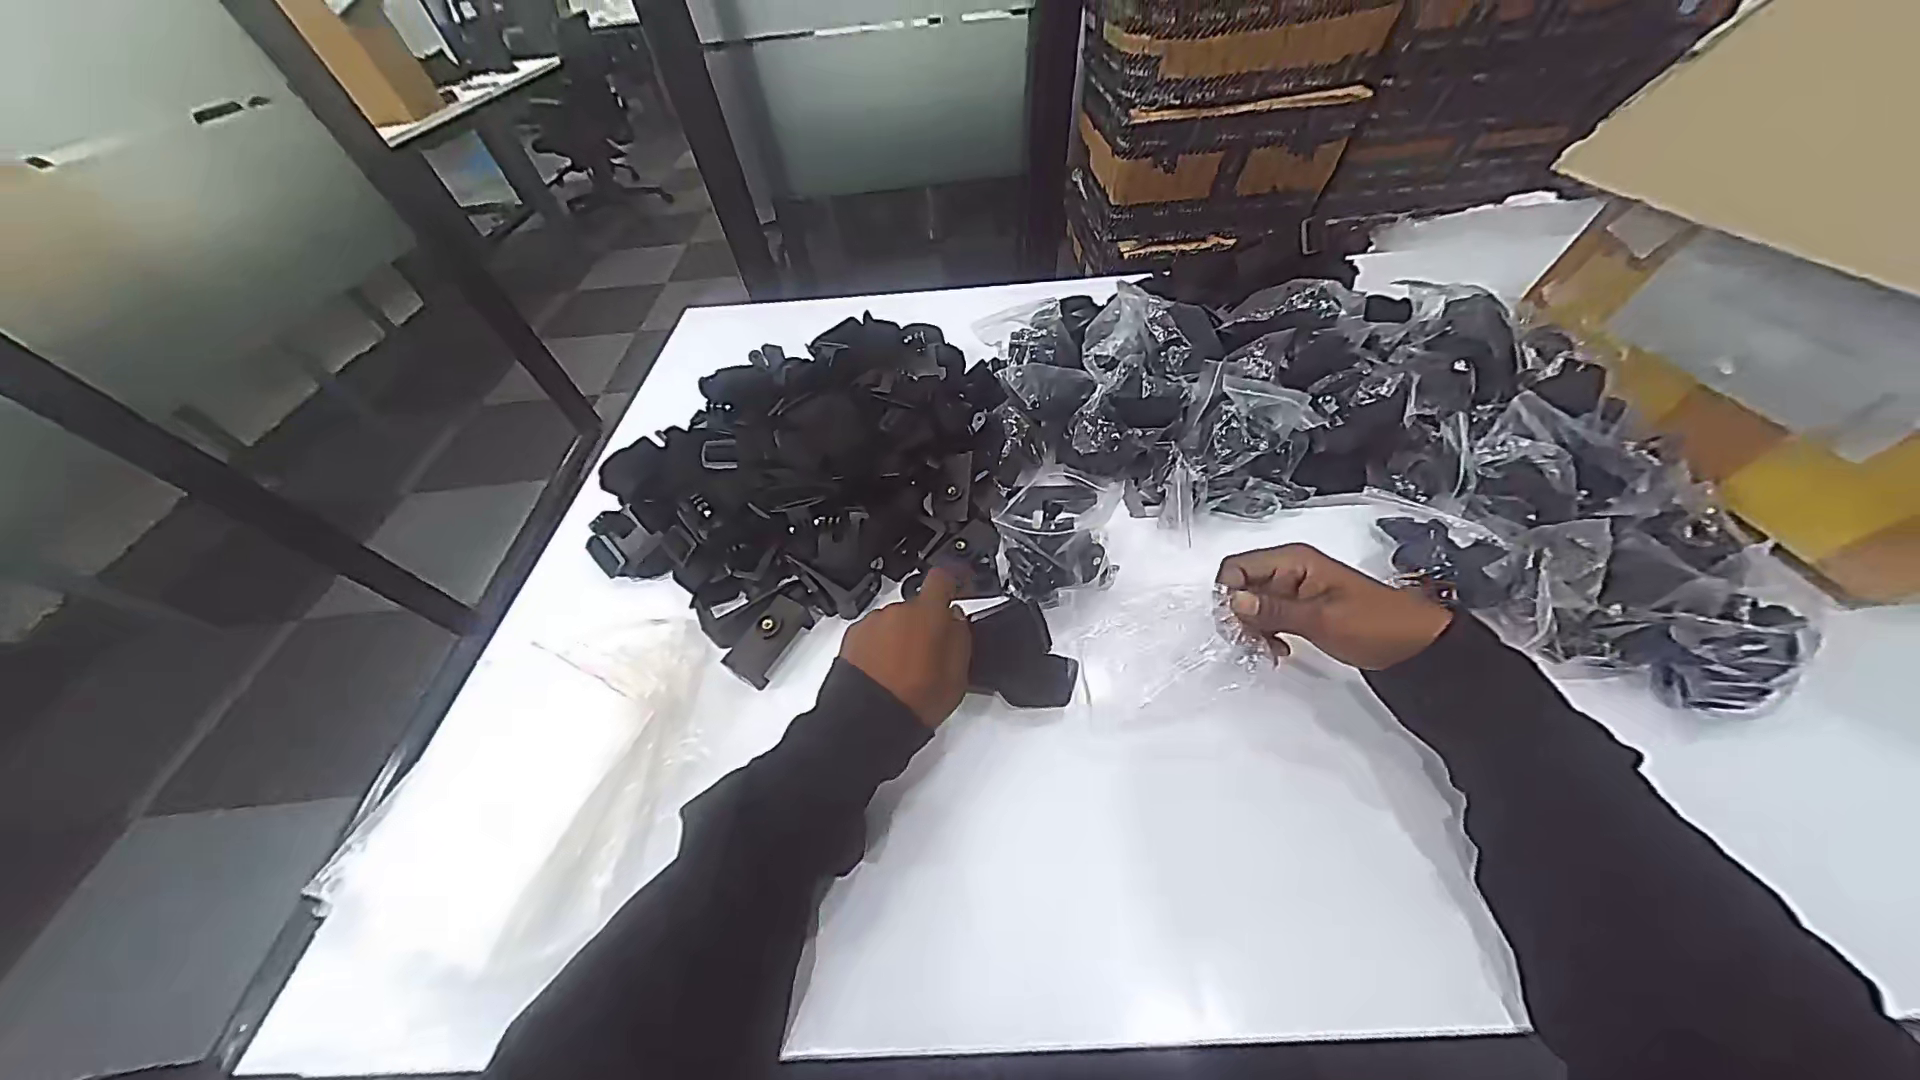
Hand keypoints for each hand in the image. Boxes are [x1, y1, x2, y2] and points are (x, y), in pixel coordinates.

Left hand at [840, 566, 972, 727]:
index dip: (951, 581)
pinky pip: (874, 634)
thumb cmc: (912, 701)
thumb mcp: (957, 675)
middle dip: (925, 624)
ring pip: (895, 621)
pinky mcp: (853, 637)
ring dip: (901, 637)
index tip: (955, 589)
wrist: (867, 721)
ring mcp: (873, 623)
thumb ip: (960, 638)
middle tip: (931, 655)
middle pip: (918, 605)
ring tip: (905, 671)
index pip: (942, 578)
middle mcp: (897, 611)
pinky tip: (886, 673)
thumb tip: (957, 621)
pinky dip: (880, 647)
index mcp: (928, 614)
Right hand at [1216, 543, 1452, 669]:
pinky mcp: (1296, 608)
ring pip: (1248, 605)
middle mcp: (1288, 570)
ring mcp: (1292, 590)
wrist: (1415, 645)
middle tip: (1252, 642)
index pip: (1237, 567)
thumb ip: (1273, 610)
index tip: (1236, 622)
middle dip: (1239, 616)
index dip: (1229, 594)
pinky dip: (1264, 634)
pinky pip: (1265, 617)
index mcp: (1293, 560)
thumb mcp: (1321, 618)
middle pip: (1239, 586)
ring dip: (1250, 629)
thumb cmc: (1377, 624)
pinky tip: (1277, 649)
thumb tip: (1233, 602)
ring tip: (1268, 649)